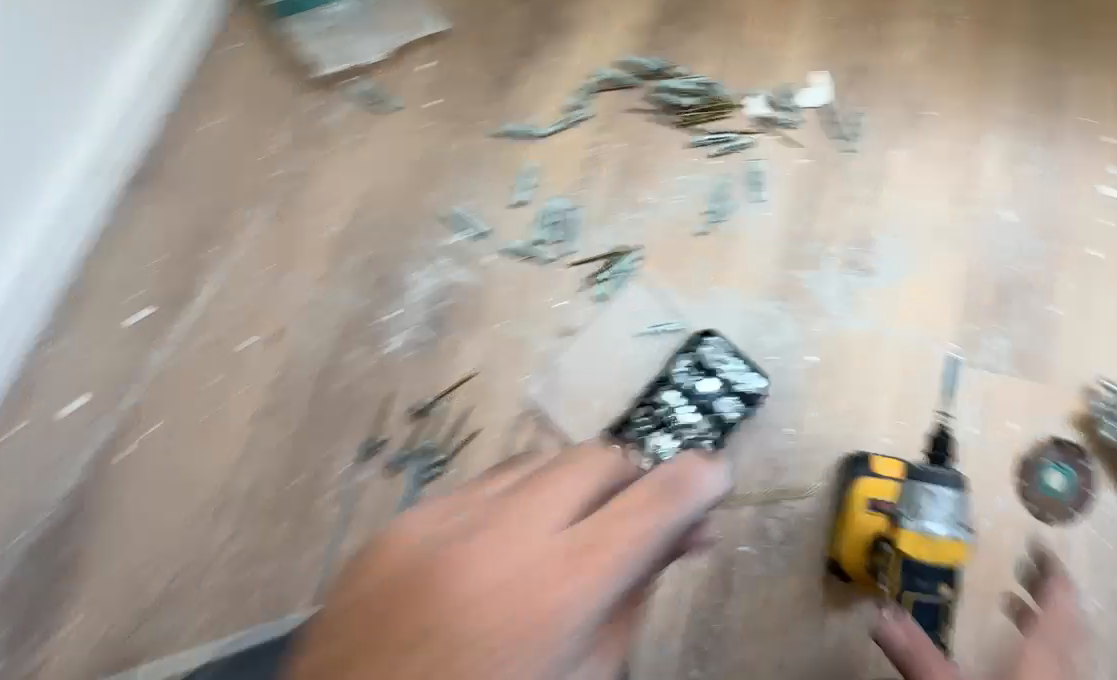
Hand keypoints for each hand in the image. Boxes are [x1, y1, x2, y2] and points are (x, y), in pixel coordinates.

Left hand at [287, 442, 730, 679]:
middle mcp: (499, 535)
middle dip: (632, 480)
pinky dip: (513, 506)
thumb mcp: (582, 677)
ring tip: (565, 538)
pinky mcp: (398, 524)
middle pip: (601, 458)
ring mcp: (440, 521)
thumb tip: (691, 530)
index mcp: (554, 592)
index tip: (717, 475)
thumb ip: (636, 595)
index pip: (655, 500)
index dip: (699, 478)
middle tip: (635, 521)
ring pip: (543, 460)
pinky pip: (484, 485)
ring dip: (572, 488)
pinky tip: (500, 554)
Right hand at [872, 543, 1082, 679]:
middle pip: (1071, 622)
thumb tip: (880, 614)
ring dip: (1048, 624)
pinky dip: (1048, 652)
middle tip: (1024, 569)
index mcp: (1042, 659)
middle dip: (1047, 592)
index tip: (1039, 545)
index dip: (1053, 571)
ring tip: (1014, 606)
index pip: (1060, 601)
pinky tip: (1021, 663)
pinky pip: (1065, 671)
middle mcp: (1064, 673)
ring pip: (1071, 650)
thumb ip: (916, 654)